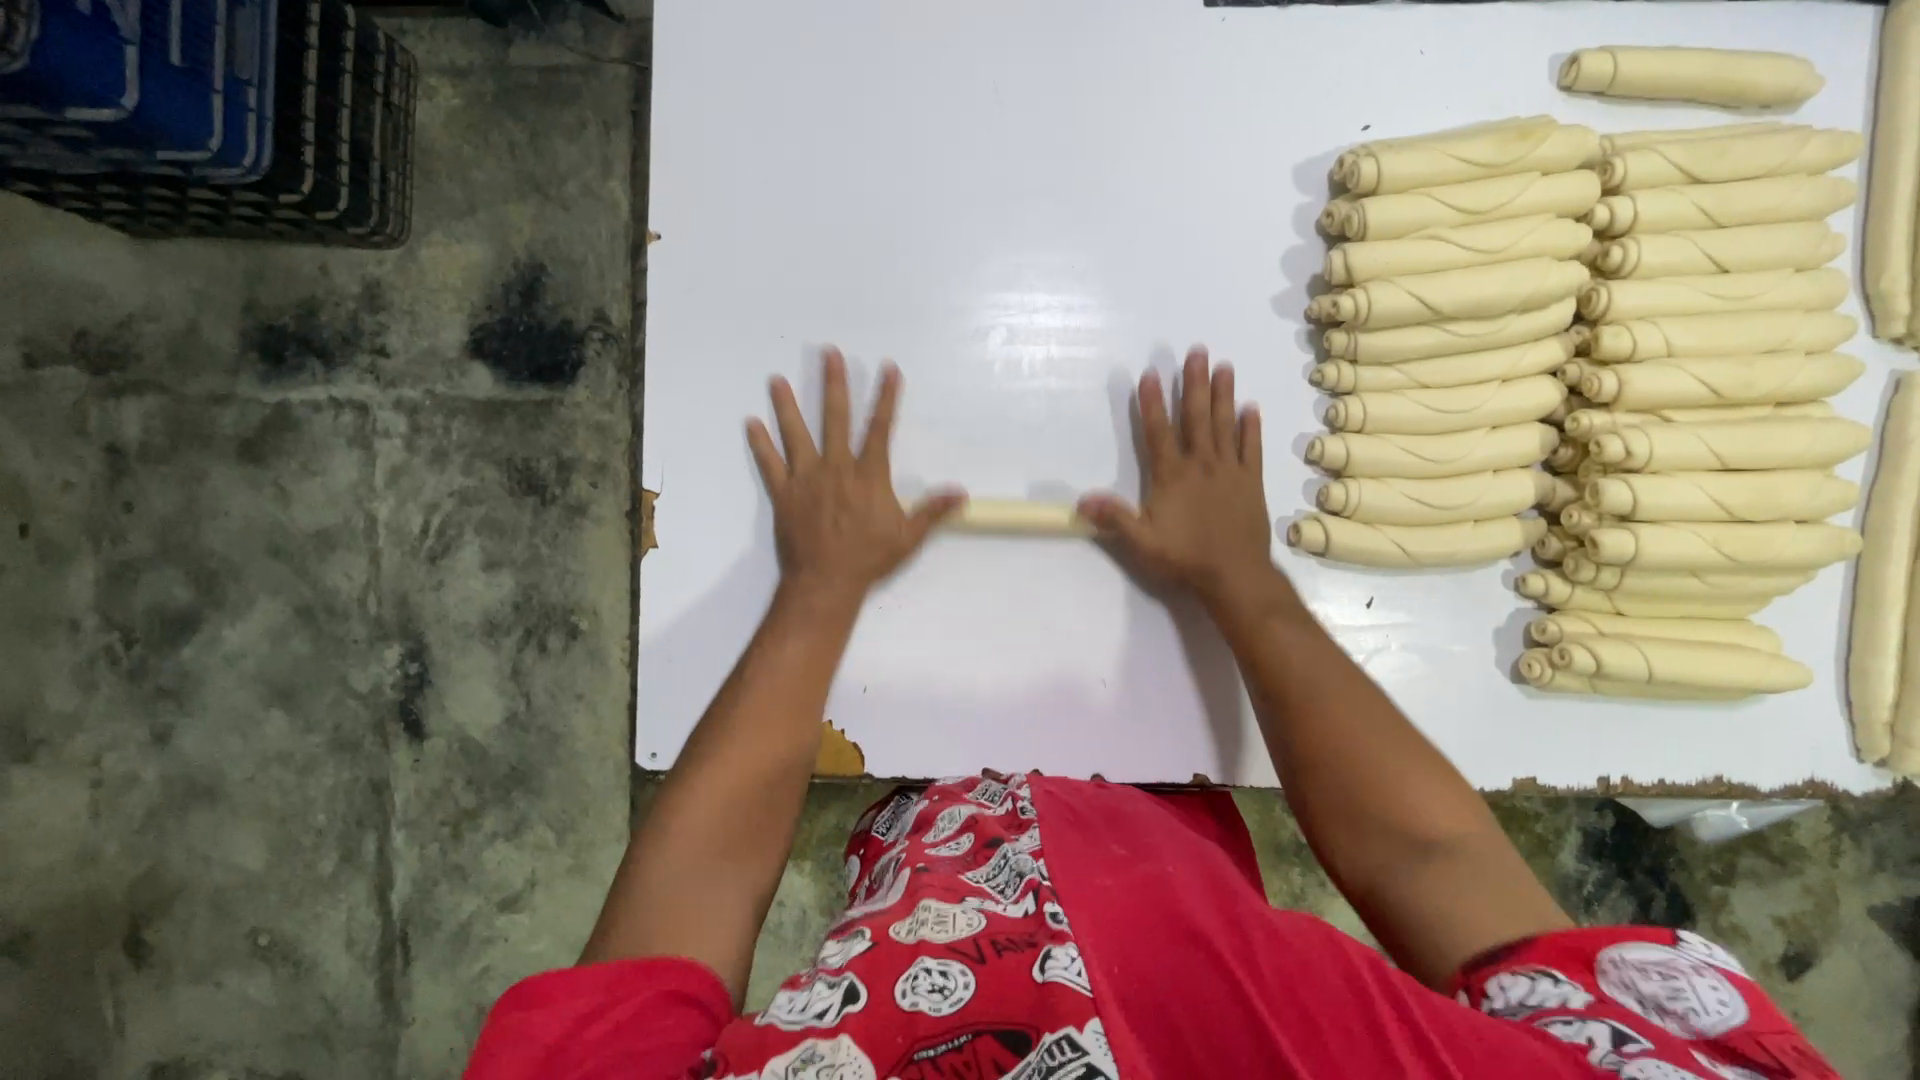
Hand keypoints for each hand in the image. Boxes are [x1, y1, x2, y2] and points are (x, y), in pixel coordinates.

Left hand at [748, 348, 962, 602]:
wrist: (824, 582)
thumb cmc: (868, 559)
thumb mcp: (908, 537)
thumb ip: (933, 511)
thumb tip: (961, 493)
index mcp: (868, 476)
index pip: (880, 428)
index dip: (886, 397)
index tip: (888, 368)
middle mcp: (836, 468)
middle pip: (835, 418)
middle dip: (833, 384)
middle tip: (828, 354)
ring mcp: (806, 479)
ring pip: (796, 434)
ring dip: (786, 405)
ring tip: (775, 379)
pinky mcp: (783, 494)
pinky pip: (769, 464)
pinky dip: (760, 444)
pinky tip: (751, 423)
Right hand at [1079, 346, 1284, 611]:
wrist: (1236, 576)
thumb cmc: (1184, 558)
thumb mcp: (1142, 542)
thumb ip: (1114, 518)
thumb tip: (1081, 501)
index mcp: (1172, 476)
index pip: (1159, 432)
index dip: (1153, 403)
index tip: (1150, 374)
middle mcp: (1202, 465)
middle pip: (1196, 418)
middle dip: (1193, 384)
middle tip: (1196, 352)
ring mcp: (1230, 471)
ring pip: (1225, 425)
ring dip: (1223, 395)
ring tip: (1223, 366)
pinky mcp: (1252, 483)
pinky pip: (1252, 449)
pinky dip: (1251, 428)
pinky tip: (1251, 408)